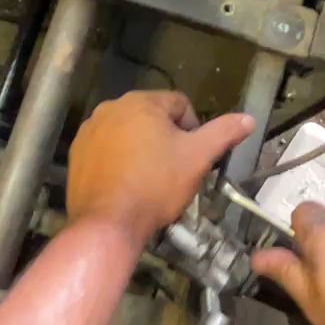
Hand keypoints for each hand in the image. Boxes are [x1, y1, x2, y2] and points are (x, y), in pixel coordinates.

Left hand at [66, 91, 255, 242]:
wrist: (108, 222)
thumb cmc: (156, 185)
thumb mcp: (198, 158)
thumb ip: (223, 133)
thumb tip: (248, 118)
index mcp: (142, 102)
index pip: (180, 105)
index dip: (193, 129)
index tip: (192, 156)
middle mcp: (111, 107)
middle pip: (152, 117)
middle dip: (165, 139)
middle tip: (173, 170)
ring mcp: (90, 130)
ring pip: (128, 133)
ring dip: (142, 148)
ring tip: (149, 179)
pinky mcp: (76, 153)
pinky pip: (107, 149)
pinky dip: (119, 160)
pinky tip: (126, 184)